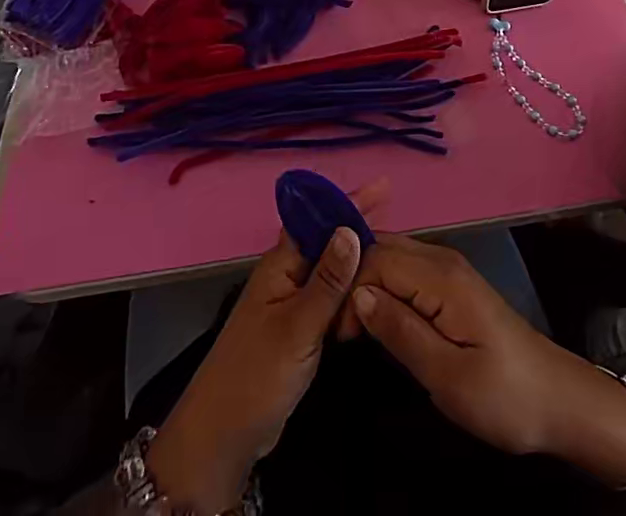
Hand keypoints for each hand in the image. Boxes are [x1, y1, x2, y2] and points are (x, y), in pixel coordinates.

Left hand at [148, 180, 385, 511]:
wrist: (224, 437)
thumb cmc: (255, 376)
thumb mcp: (297, 327)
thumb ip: (327, 281)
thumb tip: (350, 230)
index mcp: (279, 266)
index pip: (315, 219)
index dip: (347, 201)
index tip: (384, 187)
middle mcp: (287, 278)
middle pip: (327, 244)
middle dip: (360, 234)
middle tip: (401, 236)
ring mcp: (293, 305)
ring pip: (333, 275)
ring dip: (359, 270)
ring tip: (396, 265)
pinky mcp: (300, 330)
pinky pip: (332, 301)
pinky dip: (352, 298)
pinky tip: (374, 300)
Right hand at [348, 235, 625, 462]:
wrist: (560, 401)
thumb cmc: (505, 396)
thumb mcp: (447, 376)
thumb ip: (400, 331)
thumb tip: (357, 294)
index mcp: (442, 277)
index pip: (375, 258)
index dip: (349, 289)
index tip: (342, 335)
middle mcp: (444, 261)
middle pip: (382, 249)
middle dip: (353, 281)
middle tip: (344, 332)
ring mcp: (451, 270)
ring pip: (392, 257)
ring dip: (367, 285)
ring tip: (355, 330)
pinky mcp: (453, 285)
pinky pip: (407, 272)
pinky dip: (385, 289)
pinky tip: (379, 319)